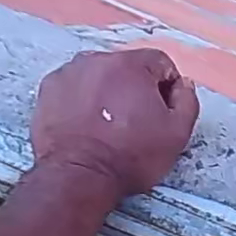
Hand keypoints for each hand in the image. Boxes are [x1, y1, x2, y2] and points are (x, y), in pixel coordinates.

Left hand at [31, 48, 198, 198]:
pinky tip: (86, 126)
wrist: (78, 176)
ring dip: (108, 94)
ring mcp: (70, 72)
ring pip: (99, 76)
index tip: (162, 112)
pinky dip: (82, 101)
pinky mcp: (49, 89)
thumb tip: (183, 84)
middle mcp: (98, 59)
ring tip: (108, 127)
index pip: (160, 63)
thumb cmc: (129, 157)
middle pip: (127, 68)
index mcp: (132, 65)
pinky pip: (74, 88)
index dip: (167, 88)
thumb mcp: (176, 135)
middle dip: (135, 90)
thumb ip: (187, 101)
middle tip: (135, 124)